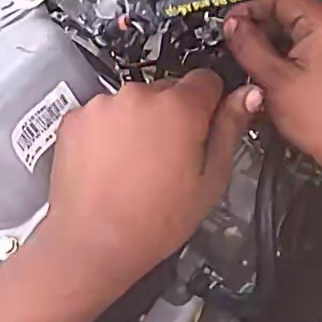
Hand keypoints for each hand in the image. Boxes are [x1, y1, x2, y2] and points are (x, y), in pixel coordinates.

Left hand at [34, 69, 259, 296]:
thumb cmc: (152, 221)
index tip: (205, 124)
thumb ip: (229, 129)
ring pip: (134, 102)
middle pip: (168, 90)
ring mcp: (103, 105)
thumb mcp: (210, 179)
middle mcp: (139, 96)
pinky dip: (108, 132)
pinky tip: (113, 165)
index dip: (210, 104)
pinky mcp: (75, 118)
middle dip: (173, 116)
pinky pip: (102, 114)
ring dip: (139, 123)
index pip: (206, 79)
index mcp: (179, 108)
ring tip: (138, 166)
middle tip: (170, 158)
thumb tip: (246, 97)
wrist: (94, 242)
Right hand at [223, 0, 321, 168]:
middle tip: (235, 41)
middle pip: (286, 11)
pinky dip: (282, 52)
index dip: (249, 9)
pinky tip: (266, 68)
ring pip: (292, 29)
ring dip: (268, 40)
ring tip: (249, 58)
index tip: (231, 22)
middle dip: (258, 26)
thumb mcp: (273, 78)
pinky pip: (302, 43)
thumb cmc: (321, 118)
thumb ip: (248, 45)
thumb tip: (233, 25)